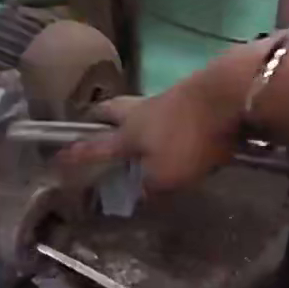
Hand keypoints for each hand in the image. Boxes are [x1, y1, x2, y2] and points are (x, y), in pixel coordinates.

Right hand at [57, 43, 267, 191]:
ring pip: (138, 107)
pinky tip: (168, 126)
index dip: (76, 154)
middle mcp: (141, 112)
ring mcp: (167, 99)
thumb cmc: (190, 138)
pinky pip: (166, 107)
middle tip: (91, 123)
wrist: (230, 93)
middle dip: (98, 118)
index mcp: (128, 133)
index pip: (95, 146)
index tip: (57, 157)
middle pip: (111, 110)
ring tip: (131, 129)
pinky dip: (160, 117)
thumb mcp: (166, 176)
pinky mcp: (192, 94)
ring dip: (130, 116)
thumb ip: (150, 187)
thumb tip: (140, 193)